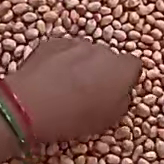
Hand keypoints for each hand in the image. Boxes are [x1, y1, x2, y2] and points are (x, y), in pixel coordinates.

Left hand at [1, 37, 140, 143]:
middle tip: (89, 92)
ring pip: (85, 53)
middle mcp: (102, 50)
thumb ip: (121, 101)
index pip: (133, 66)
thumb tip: (120, 93)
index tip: (116, 92)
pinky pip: (64, 50)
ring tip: (66, 87)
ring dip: (81, 64)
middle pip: (108, 57)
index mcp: (121, 69)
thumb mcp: (107, 120)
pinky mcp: (52, 42)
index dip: (125, 79)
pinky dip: (61, 60)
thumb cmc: (73, 117)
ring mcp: (75, 43)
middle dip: (102, 70)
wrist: (30, 103)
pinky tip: (50, 79)